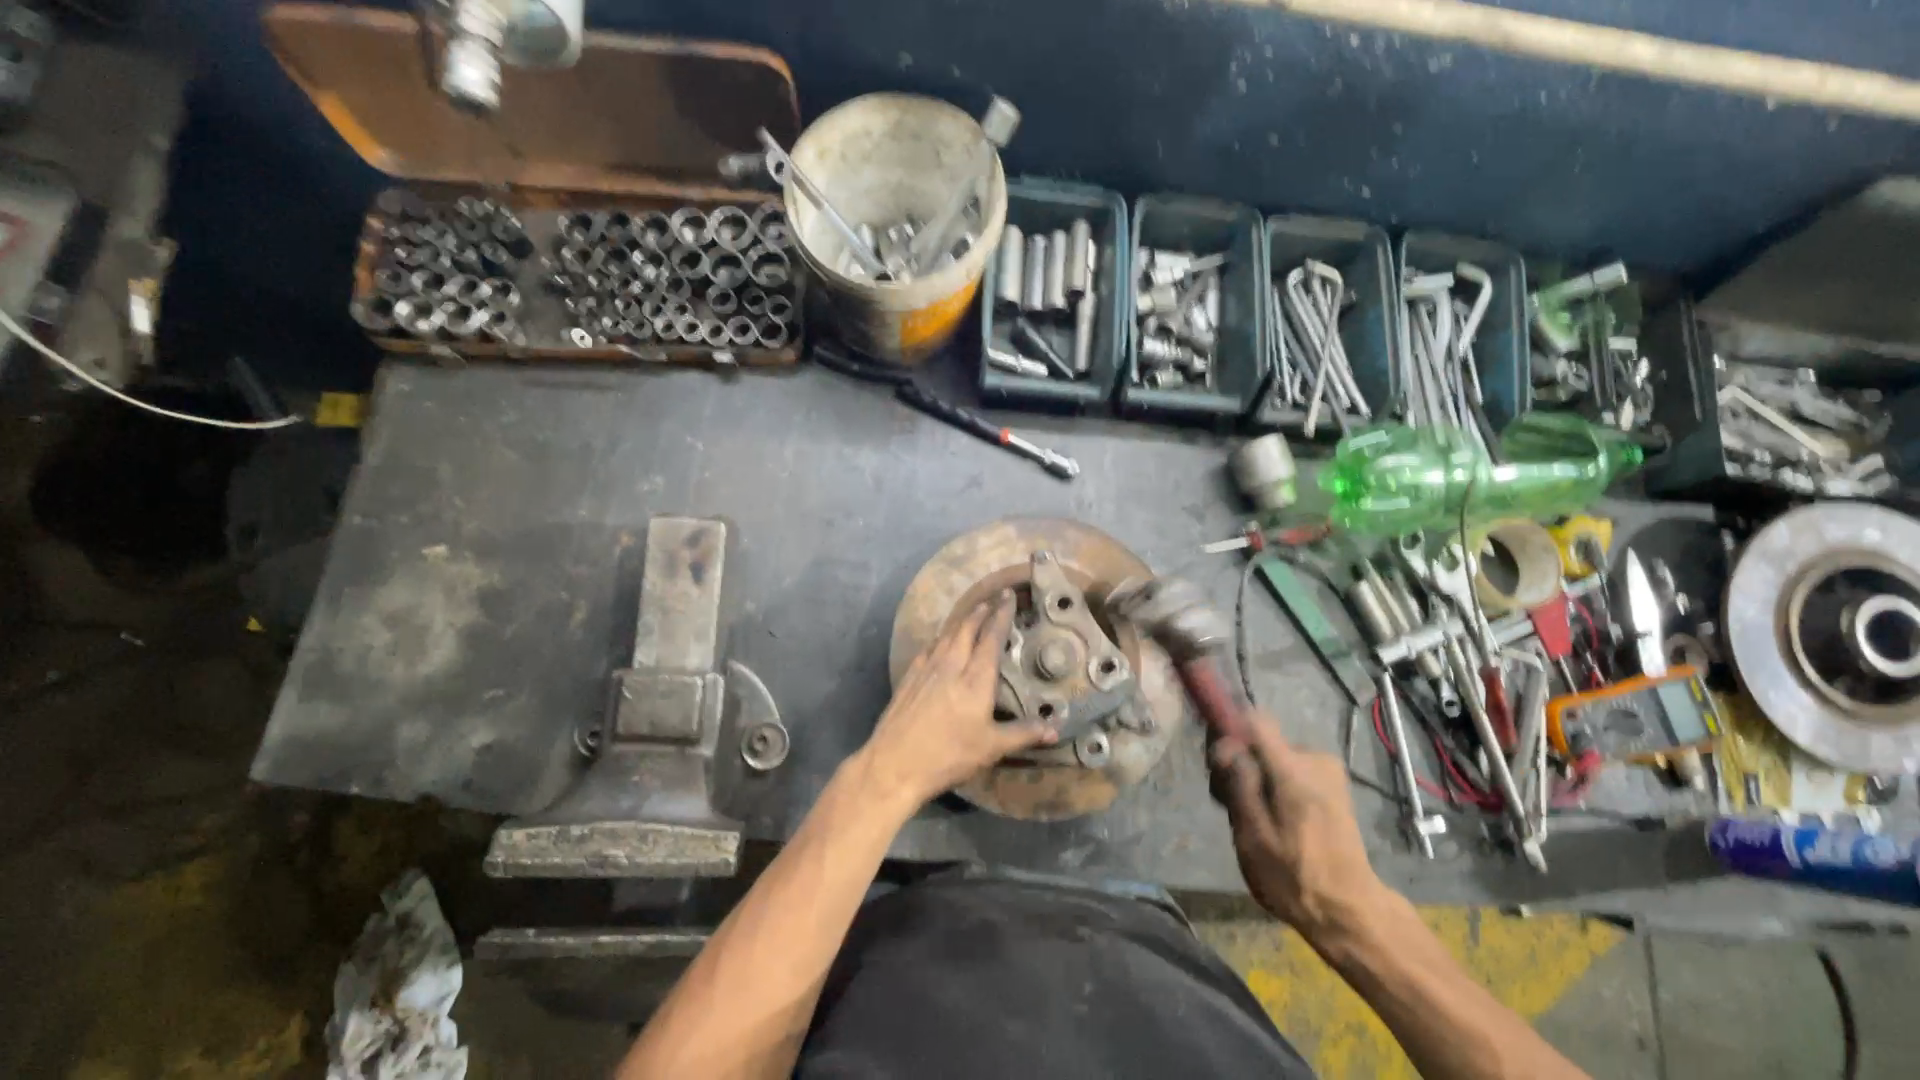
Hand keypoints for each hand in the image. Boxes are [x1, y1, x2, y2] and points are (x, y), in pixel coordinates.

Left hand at [857, 591, 1056, 808]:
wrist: (894, 763)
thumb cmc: (949, 755)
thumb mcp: (992, 748)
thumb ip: (1024, 734)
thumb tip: (1056, 728)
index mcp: (975, 678)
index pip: (991, 638)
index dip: (1001, 615)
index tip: (1008, 596)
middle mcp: (950, 665)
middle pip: (966, 629)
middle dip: (981, 612)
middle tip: (993, 599)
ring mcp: (926, 670)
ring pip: (946, 636)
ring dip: (961, 621)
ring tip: (972, 613)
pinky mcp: (908, 679)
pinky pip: (928, 648)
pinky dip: (940, 638)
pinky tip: (940, 641)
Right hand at [1211, 712, 1386, 941]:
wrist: (1348, 909)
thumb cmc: (1293, 877)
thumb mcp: (1253, 835)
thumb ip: (1238, 782)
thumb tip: (1224, 741)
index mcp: (1294, 769)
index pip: (1254, 720)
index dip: (1229, 734)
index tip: (1218, 767)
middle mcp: (1315, 758)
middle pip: (1261, 741)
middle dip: (1239, 766)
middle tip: (1230, 808)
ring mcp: (1328, 771)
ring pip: (1274, 758)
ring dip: (1256, 780)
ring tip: (1251, 821)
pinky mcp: (1333, 785)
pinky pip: (1290, 770)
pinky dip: (1275, 788)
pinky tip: (1273, 822)